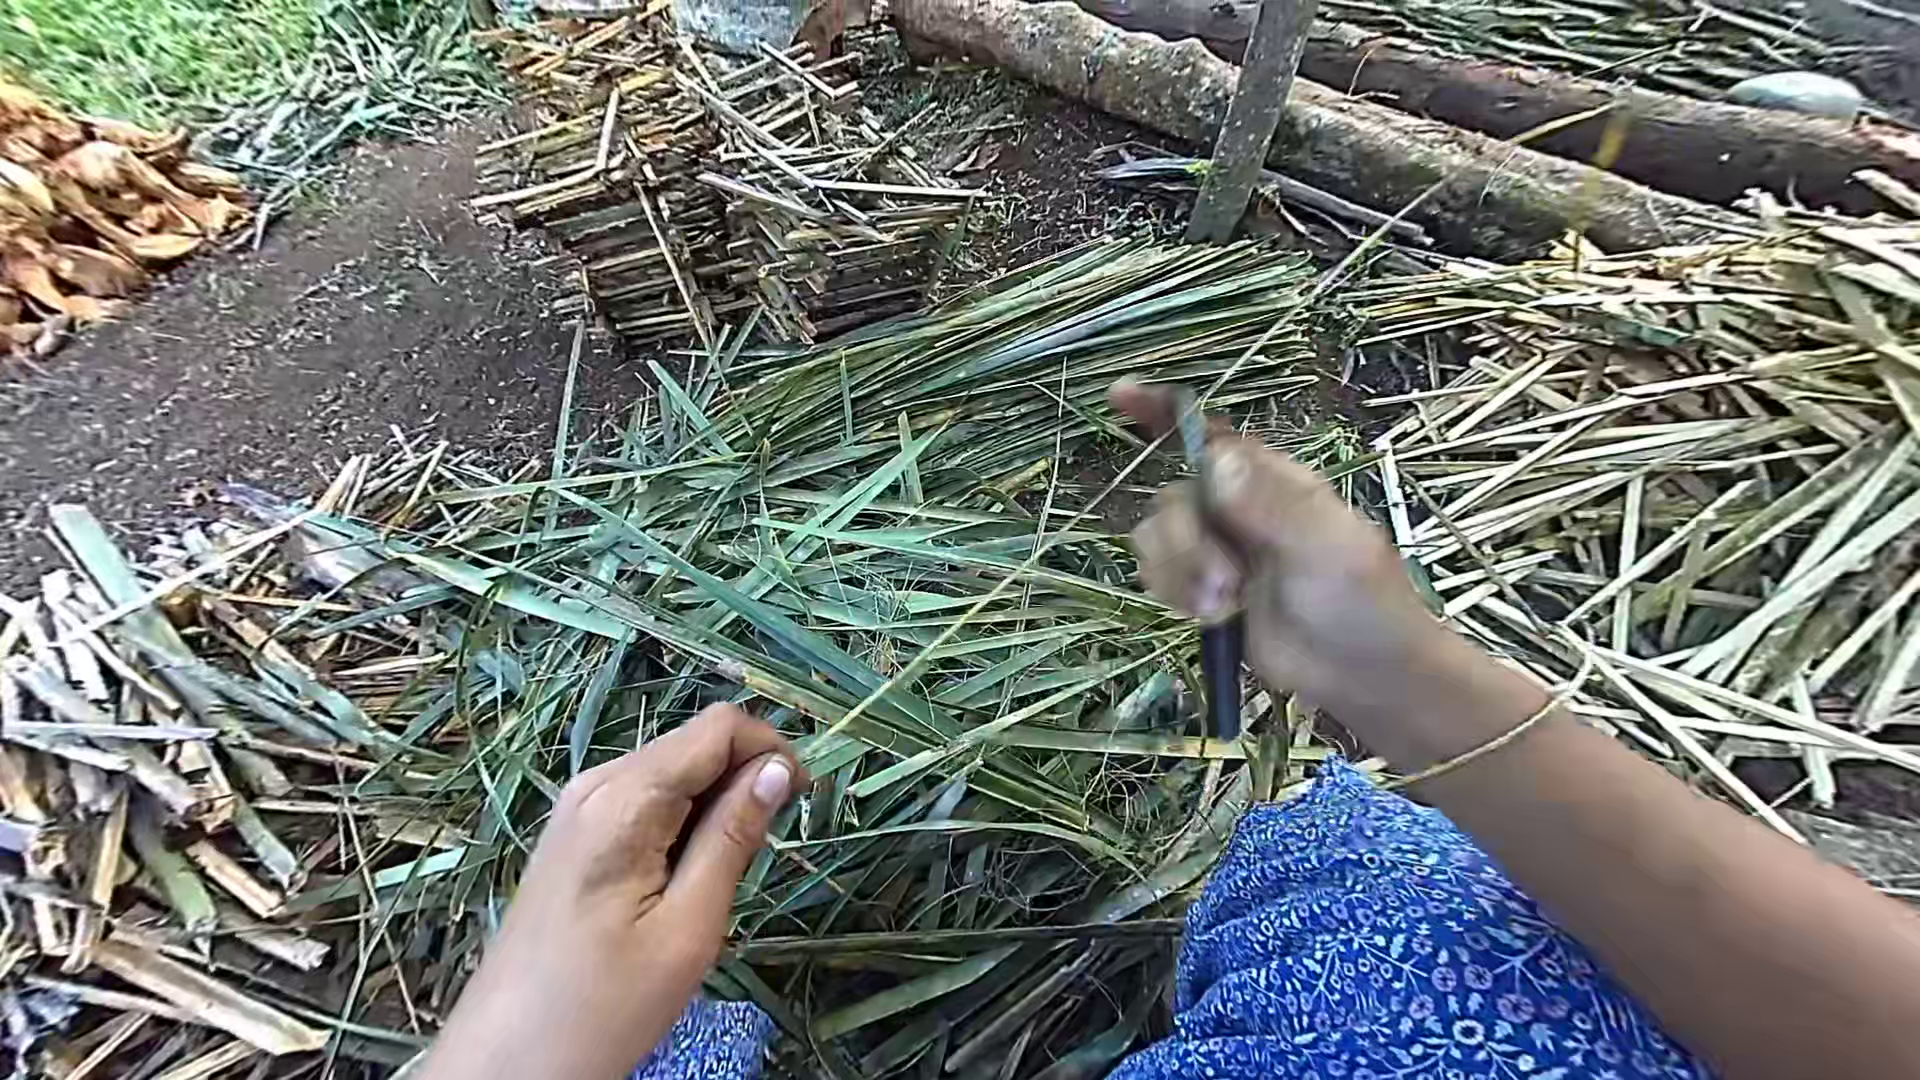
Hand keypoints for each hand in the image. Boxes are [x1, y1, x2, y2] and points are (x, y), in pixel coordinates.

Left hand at [420, 704, 805, 1079]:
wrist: (496, 1077)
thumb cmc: (599, 1010)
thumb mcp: (688, 927)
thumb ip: (734, 834)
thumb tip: (780, 768)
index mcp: (624, 798)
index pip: (719, 727)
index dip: (771, 748)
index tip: (798, 797)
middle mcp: (599, 781)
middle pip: (699, 740)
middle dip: (746, 772)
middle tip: (763, 840)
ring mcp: (583, 802)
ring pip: (679, 763)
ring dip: (720, 794)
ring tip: (724, 861)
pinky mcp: (580, 826)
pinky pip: (653, 790)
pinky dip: (690, 810)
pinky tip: (687, 863)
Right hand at [1112, 381, 1543, 767]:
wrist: (1356, 674)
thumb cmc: (1360, 602)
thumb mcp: (1326, 548)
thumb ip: (1269, 504)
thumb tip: (1213, 456)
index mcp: (1267, 480)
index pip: (1208, 434)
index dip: (1162, 411)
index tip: (1119, 396)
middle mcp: (1231, 506)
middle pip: (1170, 499)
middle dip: (1187, 544)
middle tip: (1226, 583)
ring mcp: (1211, 547)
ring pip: (1154, 538)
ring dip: (1180, 574)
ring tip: (1221, 606)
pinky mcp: (1195, 584)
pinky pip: (1154, 572)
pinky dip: (1173, 593)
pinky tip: (1210, 614)